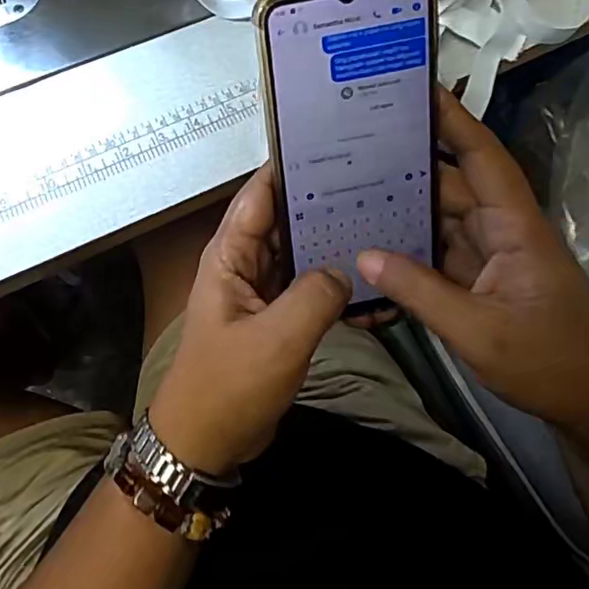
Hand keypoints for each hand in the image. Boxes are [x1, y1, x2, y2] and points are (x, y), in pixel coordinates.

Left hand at [146, 166, 349, 474]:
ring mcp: (265, 287)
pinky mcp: (280, 312)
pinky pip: (312, 283)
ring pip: (303, 248)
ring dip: (334, 237)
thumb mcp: (275, 340)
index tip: (334, 144)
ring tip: (382, 217)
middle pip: (288, 215)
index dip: (292, 164)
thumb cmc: (228, 387)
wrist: (206, 445)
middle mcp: (247, 260)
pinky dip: (336, 278)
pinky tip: (371, 278)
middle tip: (376, 179)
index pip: (261, 191)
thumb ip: (315, 296)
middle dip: (324, 197)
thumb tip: (345, 269)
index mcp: (232, 253)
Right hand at [356, 89, 588, 426]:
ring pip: (441, 214)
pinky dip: (409, 242)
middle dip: (409, 159)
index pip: (481, 155)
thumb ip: (421, 292)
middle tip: (355, 139)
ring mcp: (490, 252)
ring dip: (404, 201)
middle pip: (450, 180)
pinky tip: (372, 238)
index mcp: (513, 223)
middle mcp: (501, 226)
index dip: (452, 119)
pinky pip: (439, 247)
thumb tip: (364, 256)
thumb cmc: (552, 361)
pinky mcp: (481, 276)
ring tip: (350, 182)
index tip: (415, 86)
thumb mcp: (480, 332)